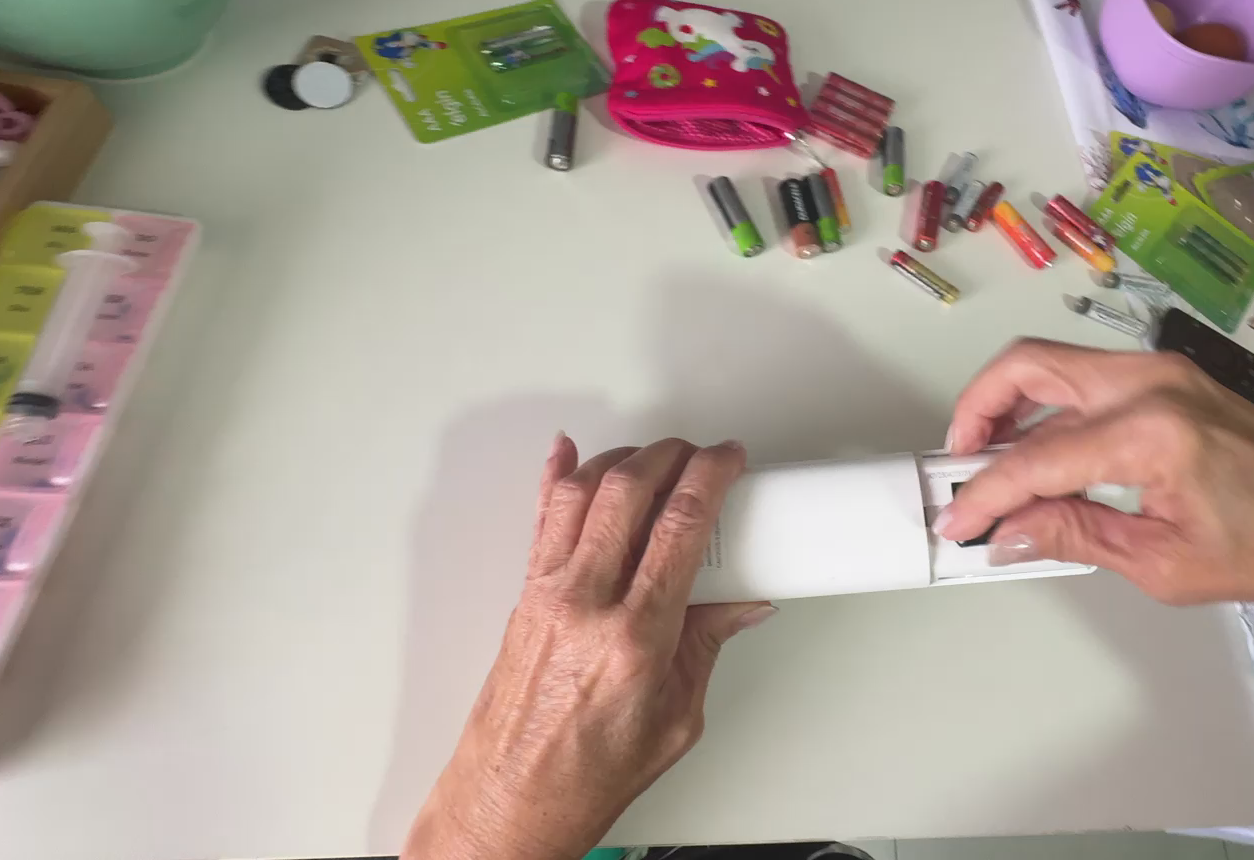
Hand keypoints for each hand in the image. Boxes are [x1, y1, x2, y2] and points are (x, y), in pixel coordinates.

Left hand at [405, 435, 773, 859]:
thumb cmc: (586, 774)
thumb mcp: (677, 716)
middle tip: (699, 453)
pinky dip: (556, 474)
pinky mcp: (527, 590)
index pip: (682, 525)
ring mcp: (549, 590)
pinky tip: (566, 451)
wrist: (509, 803)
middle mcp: (586, 601)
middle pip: (631, 489)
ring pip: (584, 489)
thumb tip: (744, 601)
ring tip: (655, 455)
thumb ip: (710, 643)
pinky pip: (541, 515)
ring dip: (625, 457)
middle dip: (673, 453)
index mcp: (635, 635)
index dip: (712, 475)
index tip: (728, 459)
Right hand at [934, 339, 1253, 611]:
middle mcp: (1146, 381)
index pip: (1036, 459)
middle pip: (1026, 365)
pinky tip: (1039, 448)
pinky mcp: (1166, 376)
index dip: (984, 493)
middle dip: (976, 409)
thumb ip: (1072, 535)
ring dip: (1007, 403)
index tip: (953, 521)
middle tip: (958, 460)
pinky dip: (1045, 407)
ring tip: (988, 456)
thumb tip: (1003, 533)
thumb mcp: (1162, 563)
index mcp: (1150, 432)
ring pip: (1049, 363)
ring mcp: (1158, 369)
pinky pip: (1082, 379)